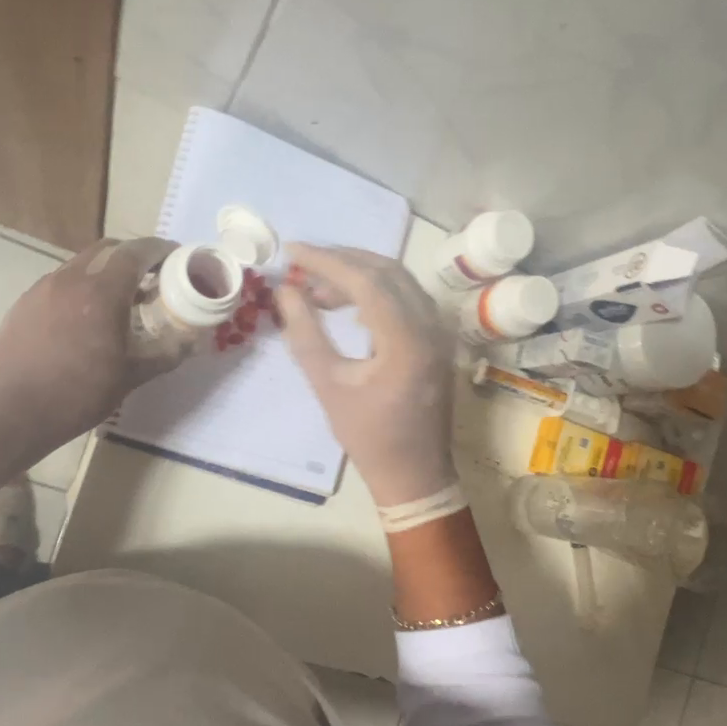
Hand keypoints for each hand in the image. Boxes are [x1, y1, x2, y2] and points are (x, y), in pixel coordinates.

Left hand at [0, 237, 177, 484]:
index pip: (136, 253)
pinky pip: (61, 284)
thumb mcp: (130, 377)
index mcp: (101, 292)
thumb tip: (192, 341)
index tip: (176, 257)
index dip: (160, 250)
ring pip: (81, 265)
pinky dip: (82, 288)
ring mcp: (42, 289)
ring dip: (105, 272)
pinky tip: (87, 319)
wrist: (10, 412)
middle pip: (107, 250)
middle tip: (152, 276)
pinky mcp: (24, 304)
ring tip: (121, 300)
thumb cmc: (77, 394)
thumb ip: (165, 354)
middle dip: (133, 256)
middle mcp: (70, 279)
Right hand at [275, 244, 456, 506]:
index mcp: (407, 341)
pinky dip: (377, 291)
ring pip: (400, 281)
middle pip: (387, 271)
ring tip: (318, 289)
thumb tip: (286, 291)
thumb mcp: (329, 387)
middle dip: (342, 261)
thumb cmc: (369, 437)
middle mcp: (431, 327)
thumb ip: (306, 334)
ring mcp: (440, 332)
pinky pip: (408, 298)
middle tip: (302, 266)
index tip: (292, 253)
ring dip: (359, 275)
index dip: (326, 261)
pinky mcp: (438, 339)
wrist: (415, 473)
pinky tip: (347, 305)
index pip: (367, 281)